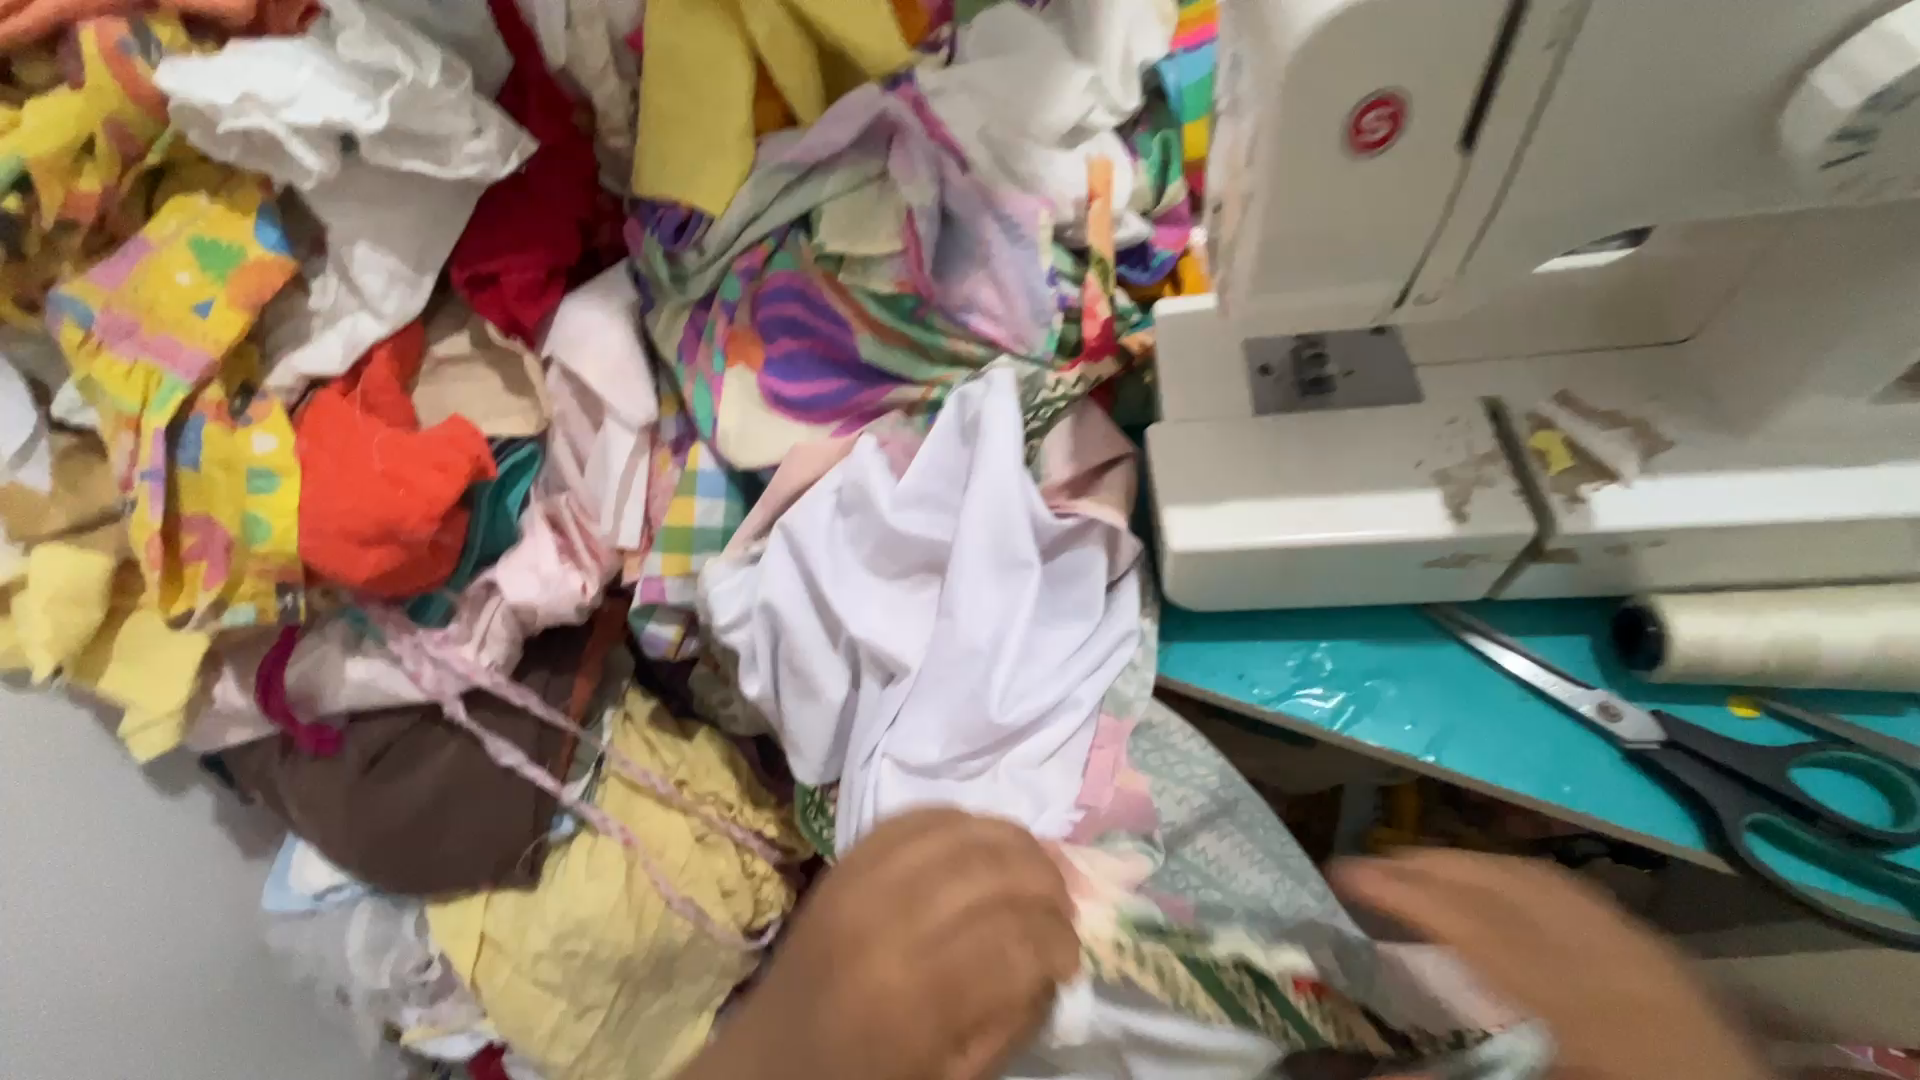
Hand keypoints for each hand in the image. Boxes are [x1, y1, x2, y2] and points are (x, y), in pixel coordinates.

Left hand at [682, 809, 1080, 1079]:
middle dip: (1047, 884)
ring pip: (963, 828)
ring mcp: (860, 878)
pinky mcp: (847, 857)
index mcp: (912, 997)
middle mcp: (886, 921)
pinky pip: (919, 815)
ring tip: (1036, 873)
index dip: (1059, 943)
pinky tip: (984, 848)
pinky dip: (964, 823)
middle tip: (1064, 909)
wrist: (769, 1063)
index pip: (1016, 939)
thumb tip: (1053, 957)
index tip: (1071, 957)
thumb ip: (1011, 1017)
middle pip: (995, 870)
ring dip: (1015, 844)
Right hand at [1331, 851, 1770, 1079]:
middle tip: (1368, 868)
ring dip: (1467, 862)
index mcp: (1574, 1009)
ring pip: (1537, 877)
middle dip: (1424, 865)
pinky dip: (1519, 875)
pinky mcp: (1663, 955)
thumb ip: (1459, 1069)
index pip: (1469, 925)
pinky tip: (1497, 885)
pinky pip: (1577, 892)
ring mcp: (1642, 952)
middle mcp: (1608, 963)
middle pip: (1500, 885)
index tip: (1340, 871)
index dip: (1399, 889)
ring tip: (1419, 868)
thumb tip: (1376, 1060)